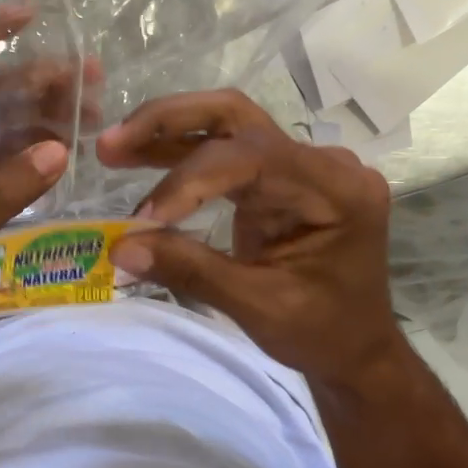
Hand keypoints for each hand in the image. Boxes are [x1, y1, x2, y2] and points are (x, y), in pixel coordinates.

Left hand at [0, 7, 75, 330]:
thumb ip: (5, 193)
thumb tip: (58, 148)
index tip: (26, 14)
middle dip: (35, 76)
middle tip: (90, 72)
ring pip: (4, 121)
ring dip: (46, 108)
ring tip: (95, 103)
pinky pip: (12, 153)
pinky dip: (42, 143)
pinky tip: (75, 141)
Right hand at [97, 88, 406, 388]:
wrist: (356, 350)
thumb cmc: (321, 332)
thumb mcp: (256, 306)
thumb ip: (190, 270)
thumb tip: (119, 249)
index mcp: (335, 191)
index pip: (250, 158)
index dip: (188, 182)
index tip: (142, 222)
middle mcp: (322, 164)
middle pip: (236, 116)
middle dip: (169, 123)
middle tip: (111, 144)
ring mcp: (300, 168)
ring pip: (225, 125)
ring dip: (165, 134)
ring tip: (111, 149)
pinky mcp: (278, 181)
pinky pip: (224, 155)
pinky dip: (179, 158)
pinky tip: (139, 163)